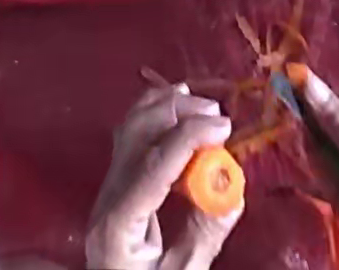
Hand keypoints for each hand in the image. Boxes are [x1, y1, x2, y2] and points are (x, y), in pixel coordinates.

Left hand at [86, 85, 238, 269]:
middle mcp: (105, 196)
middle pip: (135, 135)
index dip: (188, 137)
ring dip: (164, 107)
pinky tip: (176, 108)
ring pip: (129, 128)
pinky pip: (131, 136)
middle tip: (216, 111)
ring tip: (200, 103)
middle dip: (175, 113)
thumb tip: (233, 192)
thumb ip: (204, 236)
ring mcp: (106, 186)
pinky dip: (154, 115)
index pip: (152, 166)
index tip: (223, 125)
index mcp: (117, 224)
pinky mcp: (115, 183)